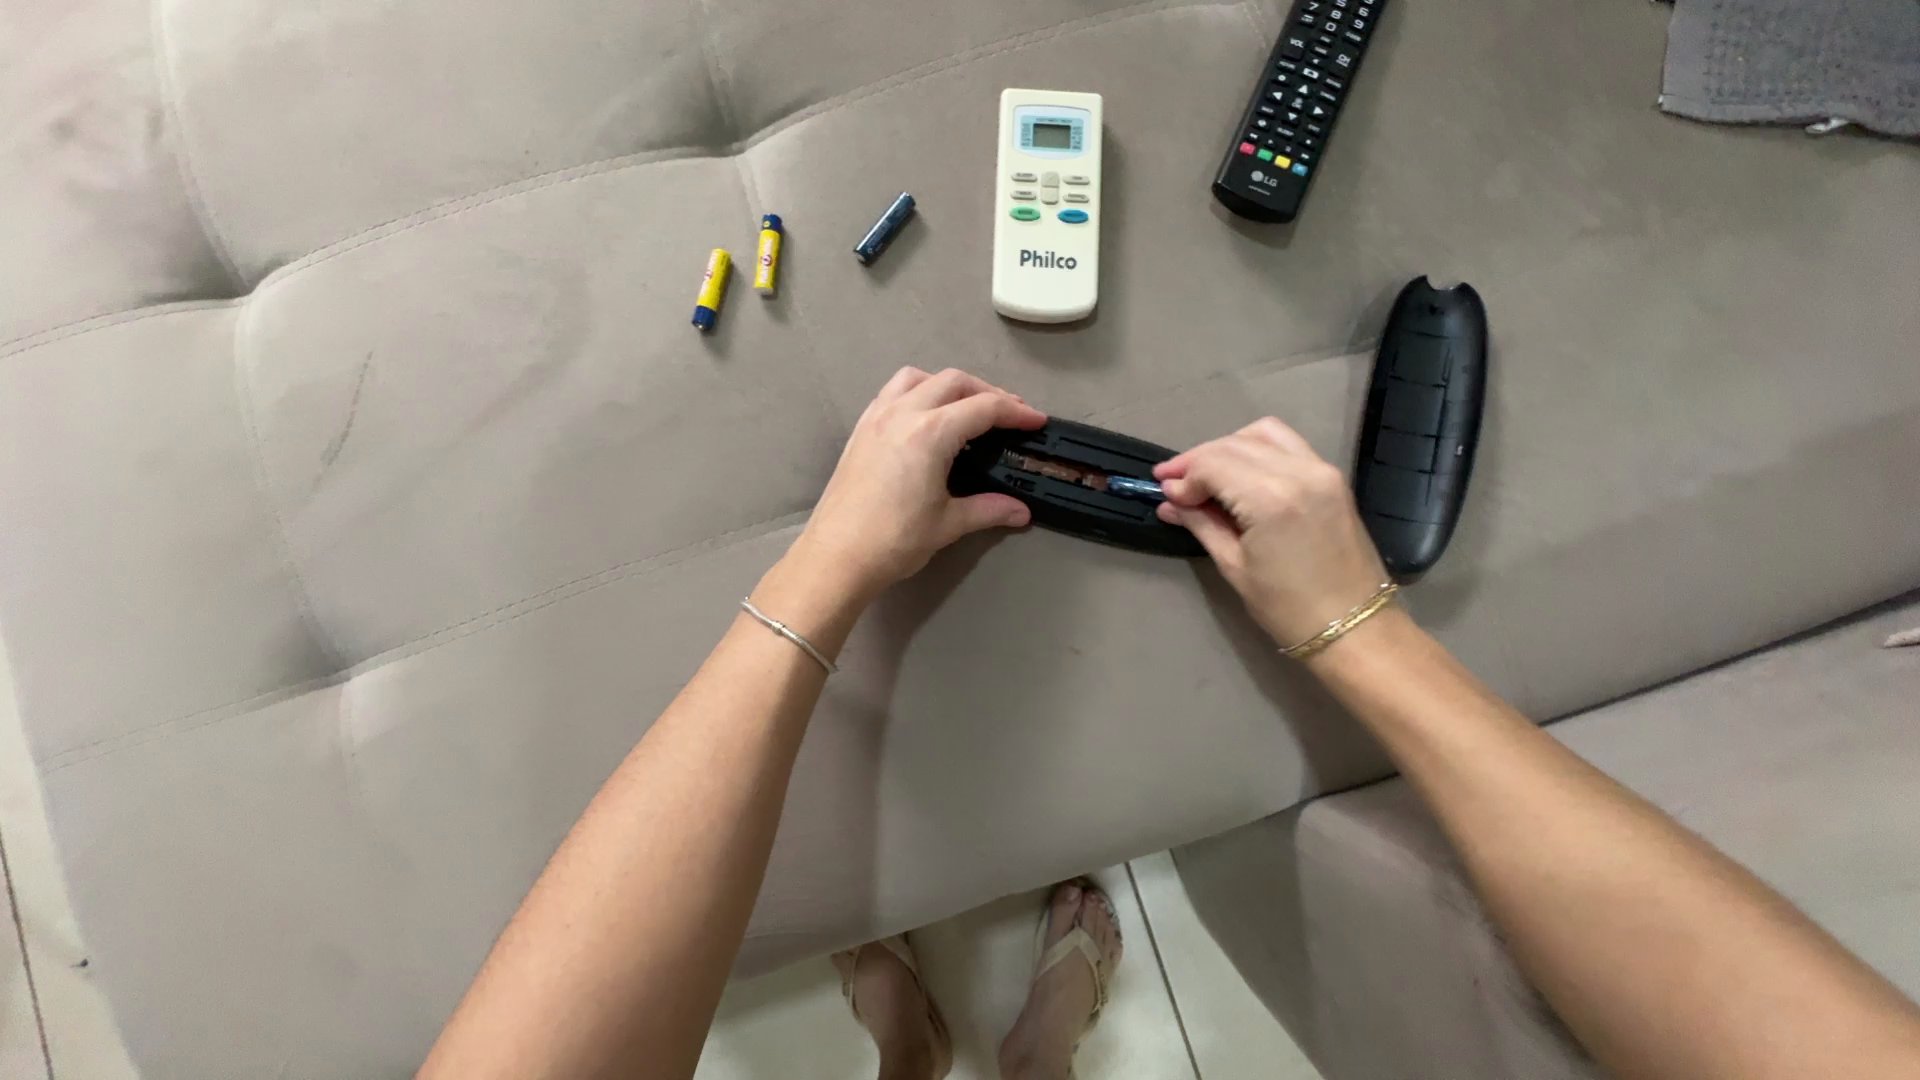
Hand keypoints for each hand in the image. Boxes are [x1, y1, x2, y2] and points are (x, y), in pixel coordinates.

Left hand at [791, 367, 1046, 597]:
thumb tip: (1021, 512)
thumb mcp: (947, 524)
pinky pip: (892, 392)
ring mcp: (876, 417)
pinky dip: (918, 392)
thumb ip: (988, 509)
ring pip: (918, 378)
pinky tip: (925, 418)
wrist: (836, 556)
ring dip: (948, 385)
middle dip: (987, 392)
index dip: (1015, 412)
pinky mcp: (860, 430)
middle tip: (1009, 415)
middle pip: (953, 381)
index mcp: (930, 433)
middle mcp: (902, 413)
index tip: (1036, 421)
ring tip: (966, 408)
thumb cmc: (894, 540)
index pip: (983, 408)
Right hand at [1153, 418, 1388, 647]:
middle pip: (1233, 444)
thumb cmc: (1287, 606)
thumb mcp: (1233, 566)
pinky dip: (1256, 448)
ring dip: (1226, 447)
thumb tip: (1170, 502)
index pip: (1213, 465)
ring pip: (1261, 434)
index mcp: (1270, 499)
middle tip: (1172, 483)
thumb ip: (1201, 524)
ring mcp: (1321, 469)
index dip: (1183, 477)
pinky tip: (1238, 473)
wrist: (1354, 625)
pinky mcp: (1332, 476)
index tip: (1165, 496)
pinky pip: (1287, 444)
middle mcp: (1299, 472)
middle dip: (1197, 460)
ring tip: (1205, 474)